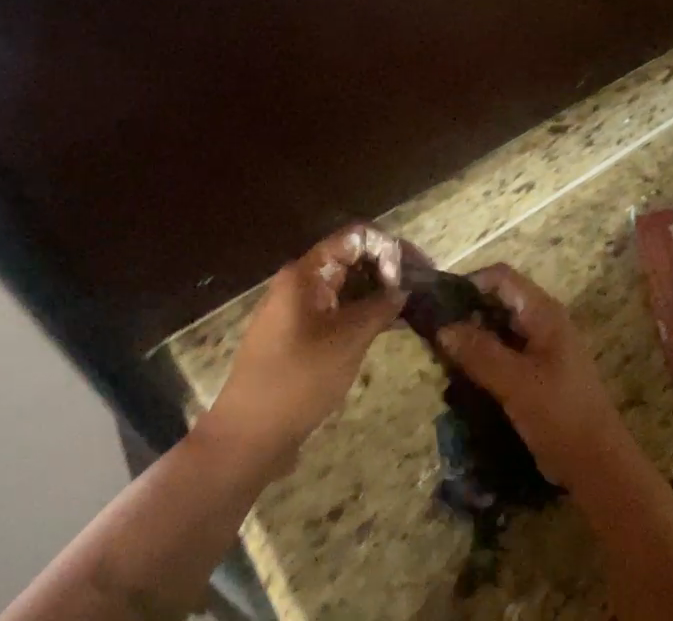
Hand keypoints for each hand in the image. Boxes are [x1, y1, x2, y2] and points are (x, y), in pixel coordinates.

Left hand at [208, 225, 405, 453]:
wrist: (249, 436)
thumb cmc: (299, 380)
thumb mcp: (348, 340)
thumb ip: (380, 307)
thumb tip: (403, 287)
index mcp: (305, 274)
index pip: (356, 237)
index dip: (390, 247)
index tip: (418, 271)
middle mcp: (299, 283)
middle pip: (351, 258)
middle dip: (388, 268)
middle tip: (423, 288)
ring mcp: (297, 310)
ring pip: (346, 286)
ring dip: (378, 291)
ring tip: (412, 306)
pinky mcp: (299, 335)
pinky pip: (337, 310)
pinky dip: (363, 312)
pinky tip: (389, 326)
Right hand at [436, 264, 629, 486]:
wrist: (595, 463)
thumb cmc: (560, 414)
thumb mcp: (516, 382)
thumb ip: (479, 352)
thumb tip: (442, 328)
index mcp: (544, 313)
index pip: (502, 278)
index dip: (469, 282)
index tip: (436, 303)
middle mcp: (543, 324)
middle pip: (498, 302)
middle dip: (466, 313)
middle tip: (430, 333)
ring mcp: (541, 350)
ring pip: (498, 331)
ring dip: (471, 340)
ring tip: (437, 355)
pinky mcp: (535, 375)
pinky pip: (503, 356)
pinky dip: (481, 361)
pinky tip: (458, 377)